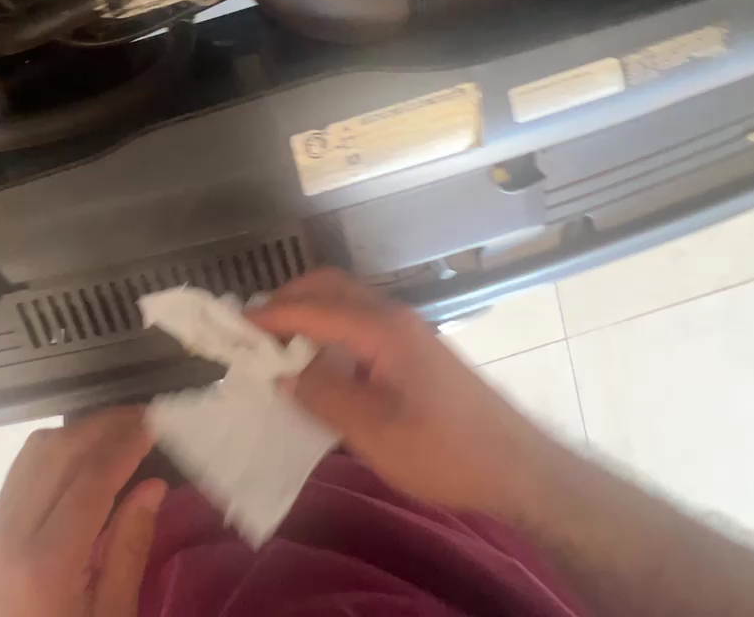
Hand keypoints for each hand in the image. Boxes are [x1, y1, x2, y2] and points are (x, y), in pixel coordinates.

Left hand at [0, 408, 166, 616]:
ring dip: (81, 430)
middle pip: (60, 451)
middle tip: (146, 416)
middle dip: (105, 425)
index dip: (126, 443)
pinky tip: (86, 452)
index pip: (91, 478)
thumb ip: (129, 549)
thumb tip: (153, 484)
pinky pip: (23, 467)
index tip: (158, 422)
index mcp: (45, 563)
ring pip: (37, 450)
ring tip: (122, 428)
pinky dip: (58, 447)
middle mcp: (11, 532)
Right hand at [249, 269, 559, 514]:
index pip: (312, 309)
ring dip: (309, 310)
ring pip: (346, 299)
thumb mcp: (374, 433)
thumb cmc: (444, 451)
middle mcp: (393, 316)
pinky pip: (360, 319)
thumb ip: (324, 395)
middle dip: (289, 297)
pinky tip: (321, 359)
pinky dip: (330, 325)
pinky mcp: (415, 347)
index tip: (235, 325)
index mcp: (380, 329)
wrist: (518, 468)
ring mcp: (408, 329)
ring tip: (279, 341)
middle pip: (330, 286)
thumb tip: (283, 372)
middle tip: (255, 326)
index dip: (271, 315)